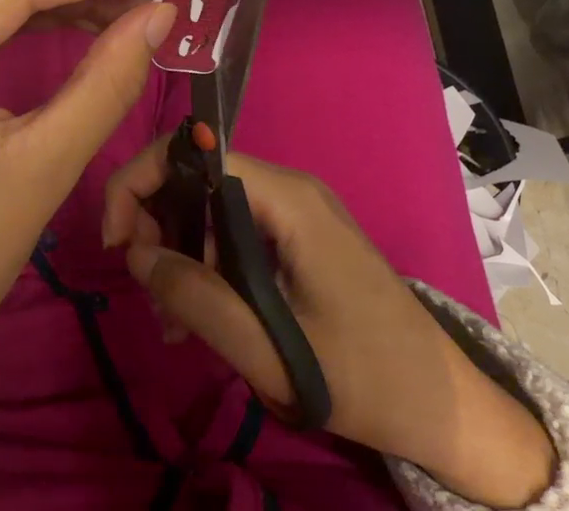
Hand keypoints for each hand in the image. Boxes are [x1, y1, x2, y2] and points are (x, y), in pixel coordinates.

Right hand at [103, 147, 556, 507]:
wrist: (452, 415)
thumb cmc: (368, 380)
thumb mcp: (270, 350)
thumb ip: (195, 298)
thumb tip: (133, 254)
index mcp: (288, 201)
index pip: (191, 153)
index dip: (140, 184)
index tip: (116, 244)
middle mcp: (289, 193)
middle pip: (192, 180)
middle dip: (153, 227)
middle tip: (144, 290)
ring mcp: (294, 217)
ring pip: (205, 211)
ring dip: (176, 256)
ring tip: (170, 320)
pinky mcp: (297, 242)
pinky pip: (230, 235)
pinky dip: (202, 268)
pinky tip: (195, 318)